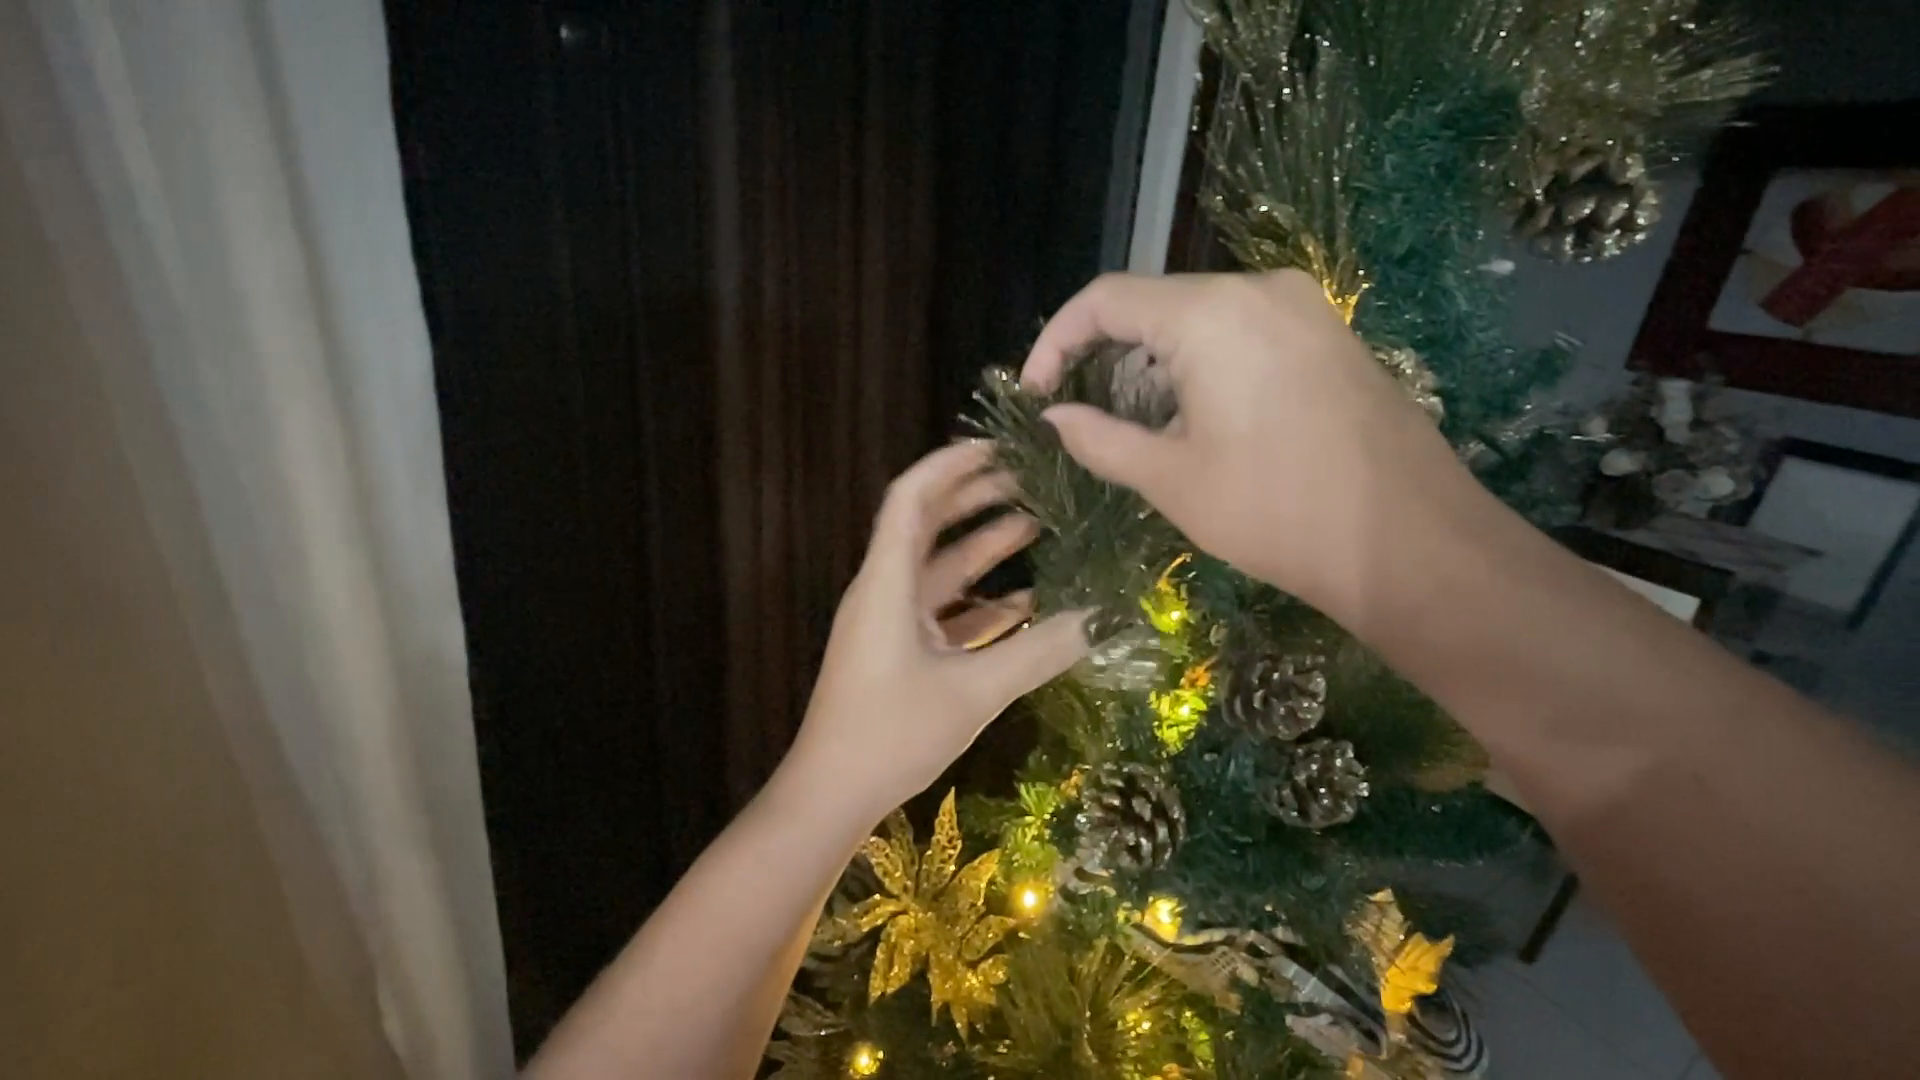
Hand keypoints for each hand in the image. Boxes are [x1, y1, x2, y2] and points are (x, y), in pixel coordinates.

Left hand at [786, 441, 1089, 818]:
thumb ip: (1040, 651)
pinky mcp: (898, 654)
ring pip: (938, 570)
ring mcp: (889, 624)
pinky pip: (942, 612)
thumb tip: (1108, 618)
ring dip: (981, 549)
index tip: (1000, 446)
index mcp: (887, 583)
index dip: (951, 464)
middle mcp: (884, 592)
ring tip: (1037, 527)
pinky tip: (1026, 605)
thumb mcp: (974, 691)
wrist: (830, 795)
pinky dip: (979, 602)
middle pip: (926, 525)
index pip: (911, 498)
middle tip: (1030, 480)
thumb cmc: (891, 733)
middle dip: (975, 498)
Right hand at [1020, 271, 1481, 626]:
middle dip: (1107, 354)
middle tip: (1084, 412)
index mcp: (1210, 314)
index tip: (1036, 393)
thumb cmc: (1275, 511)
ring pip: (1200, 317)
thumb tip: (1053, 417)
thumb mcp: (1170, 479)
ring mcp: (1304, 308)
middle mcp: (1258, 290)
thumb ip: (1098, 439)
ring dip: (1155, 362)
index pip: (1105, 299)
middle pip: (1154, 303)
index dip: (1056, 341)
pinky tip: (1201, 416)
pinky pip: (1245, 330)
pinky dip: (1203, 362)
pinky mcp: (1330, 335)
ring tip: (1138, 424)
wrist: (1410, 542)